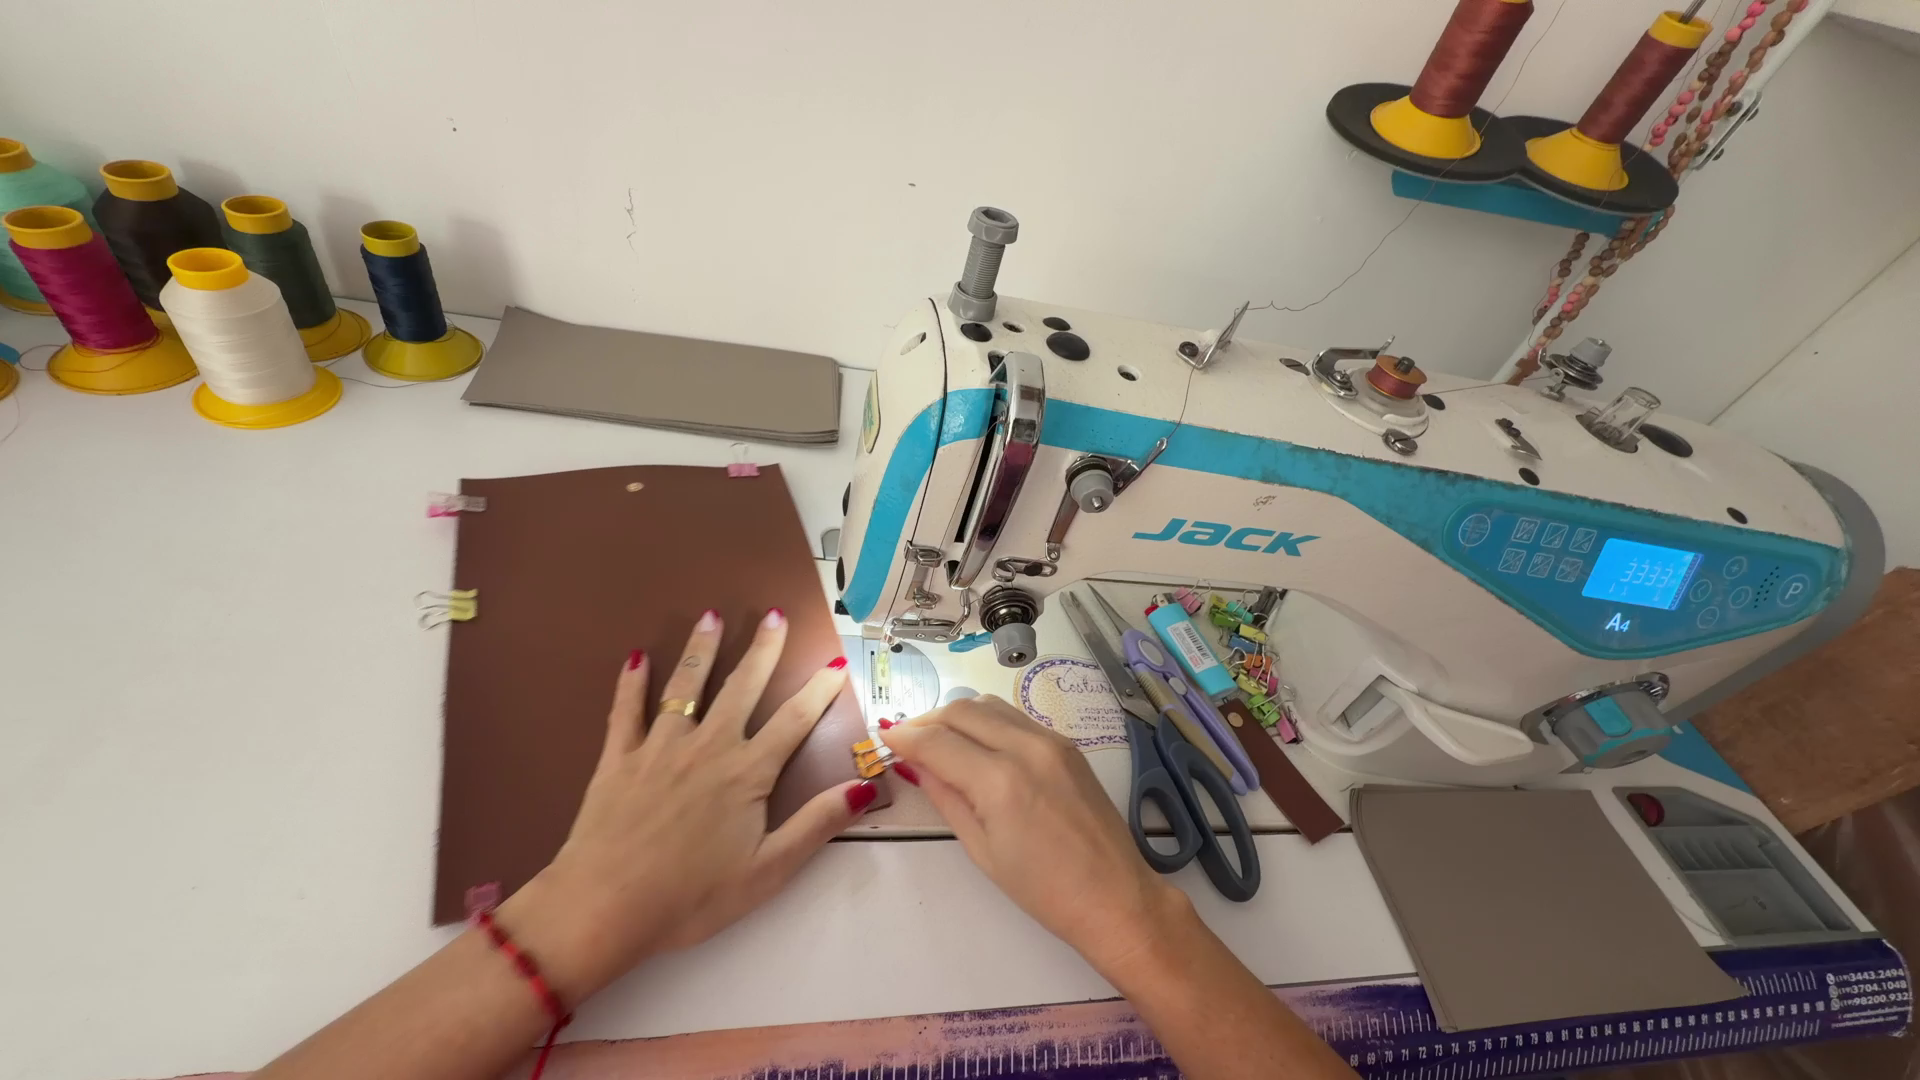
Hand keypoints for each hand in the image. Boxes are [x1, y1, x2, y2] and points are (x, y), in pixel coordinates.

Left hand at [499, 609, 876, 1002]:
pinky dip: (631, 684)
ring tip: (711, 616)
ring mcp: (660, 747)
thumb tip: (863, 788)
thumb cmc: (691, 897)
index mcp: (747, 772)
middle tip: (774, 615)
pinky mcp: (619, 759)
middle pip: (742, 687)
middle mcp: (708, 747)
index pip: (794, 720)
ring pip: (686, 687)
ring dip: (702, 649)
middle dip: (762, 649)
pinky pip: (626, 711)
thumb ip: (816, 824)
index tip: (836, 661)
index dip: (819, 689)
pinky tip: (636, 658)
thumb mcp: (767, 871)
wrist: (603, 908)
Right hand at [879, 696, 1183, 976]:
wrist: (1115, 895)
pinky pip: (1015, 716)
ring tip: (939, 740)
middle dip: (926, 720)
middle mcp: (1026, 747)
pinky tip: (977, 743)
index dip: (904, 737)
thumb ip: (945, 798)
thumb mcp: (982, 849)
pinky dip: (987, 720)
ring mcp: (1051, 739)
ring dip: (956, 715)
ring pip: (988, 704)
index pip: (937, 741)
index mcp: (1000, 782)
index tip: (884, 739)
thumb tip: (914, 764)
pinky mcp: (1066, 742)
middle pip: (960, 710)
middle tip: (906, 740)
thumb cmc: (1043, 889)